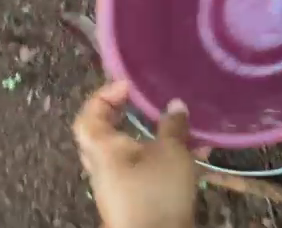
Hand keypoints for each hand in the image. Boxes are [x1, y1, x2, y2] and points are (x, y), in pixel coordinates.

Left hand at [73, 80, 203, 227]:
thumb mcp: (171, 150)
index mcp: (104, 151)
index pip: (88, 117)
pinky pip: (142, 165)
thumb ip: (173, 124)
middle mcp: (104, 166)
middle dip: (123, 111)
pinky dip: (161, 152)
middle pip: (103, 132)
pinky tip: (193, 151)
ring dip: (148, 132)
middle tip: (145, 96)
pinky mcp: (134, 197)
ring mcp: (118, 184)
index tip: (130, 84)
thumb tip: (174, 104)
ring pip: (127, 149)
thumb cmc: (156, 191)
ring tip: (178, 122)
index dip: (103, 95)